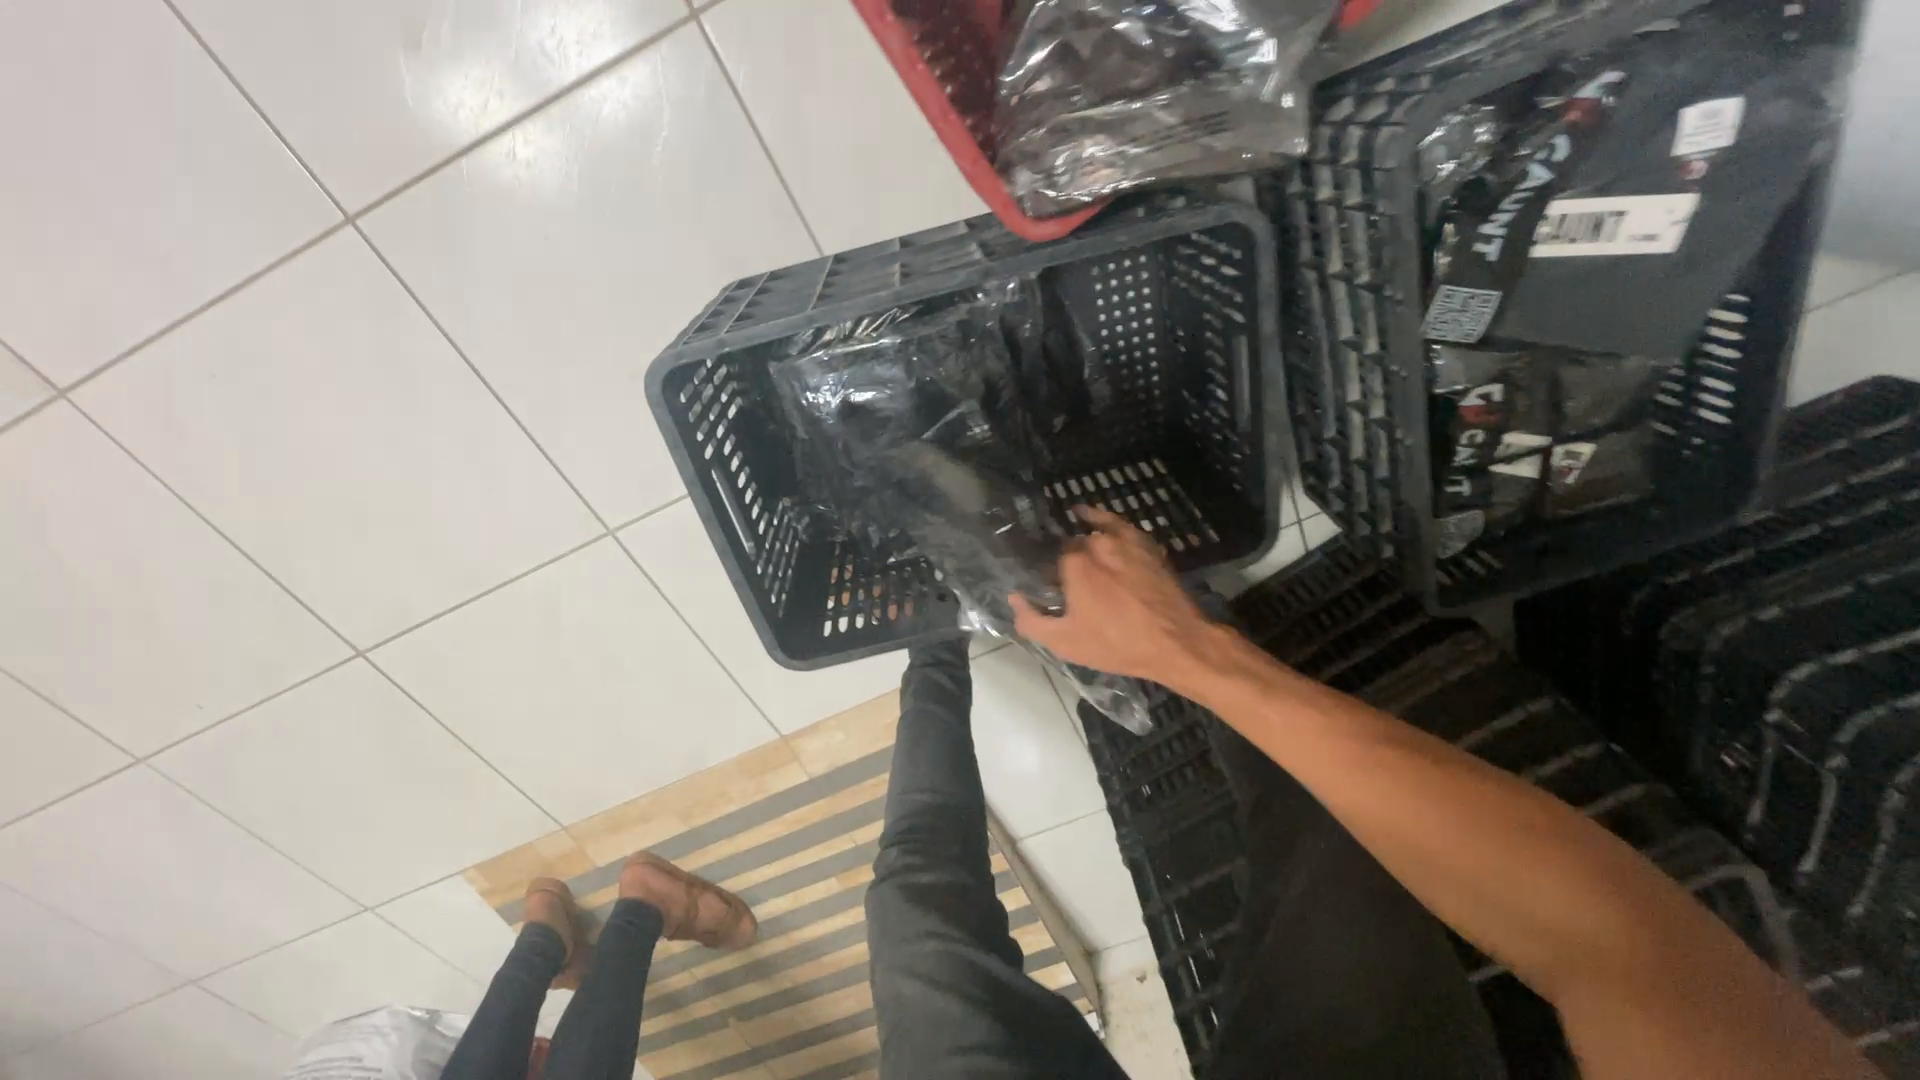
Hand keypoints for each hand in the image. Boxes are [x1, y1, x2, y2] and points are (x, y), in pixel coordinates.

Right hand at [1010, 507, 1219, 684]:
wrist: (1176, 642)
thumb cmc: (1117, 644)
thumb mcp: (1065, 642)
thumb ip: (1031, 620)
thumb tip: (1013, 598)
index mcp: (1073, 563)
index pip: (1047, 559)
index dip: (1045, 574)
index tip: (1047, 590)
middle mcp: (1096, 543)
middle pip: (1069, 544)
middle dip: (1063, 558)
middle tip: (1065, 581)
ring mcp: (1124, 540)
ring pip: (1092, 531)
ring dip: (1079, 537)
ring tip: (1072, 549)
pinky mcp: (1145, 544)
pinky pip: (1117, 523)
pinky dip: (1101, 517)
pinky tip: (1091, 517)